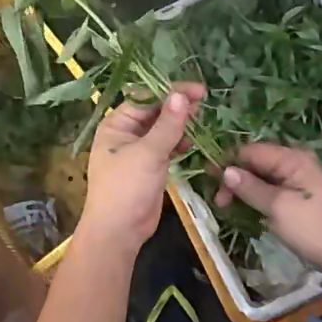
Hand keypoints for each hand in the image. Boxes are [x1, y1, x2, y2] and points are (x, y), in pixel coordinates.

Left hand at [76, 82, 202, 253]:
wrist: (119, 232)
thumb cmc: (126, 188)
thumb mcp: (148, 153)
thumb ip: (168, 124)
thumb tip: (182, 95)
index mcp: (116, 124)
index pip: (145, 98)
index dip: (170, 91)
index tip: (198, 90)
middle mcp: (126, 133)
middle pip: (155, 112)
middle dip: (177, 106)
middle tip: (205, 101)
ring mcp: (139, 150)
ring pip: (163, 129)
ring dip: (180, 123)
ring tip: (202, 117)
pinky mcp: (151, 166)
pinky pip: (167, 146)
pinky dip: (179, 141)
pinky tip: (193, 139)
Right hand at [216, 143, 321, 274]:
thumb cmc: (311, 228)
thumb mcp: (277, 207)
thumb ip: (250, 187)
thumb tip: (226, 170)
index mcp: (293, 158)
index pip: (252, 151)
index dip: (229, 164)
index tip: (211, 182)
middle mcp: (297, 161)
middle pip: (258, 161)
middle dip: (236, 177)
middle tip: (220, 201)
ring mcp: (301, 177)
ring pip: (264, 175)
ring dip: (245, 187)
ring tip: (229, 206)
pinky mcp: (302, 193)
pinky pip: (274, 187)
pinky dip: (259, 195)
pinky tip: (247, 206)